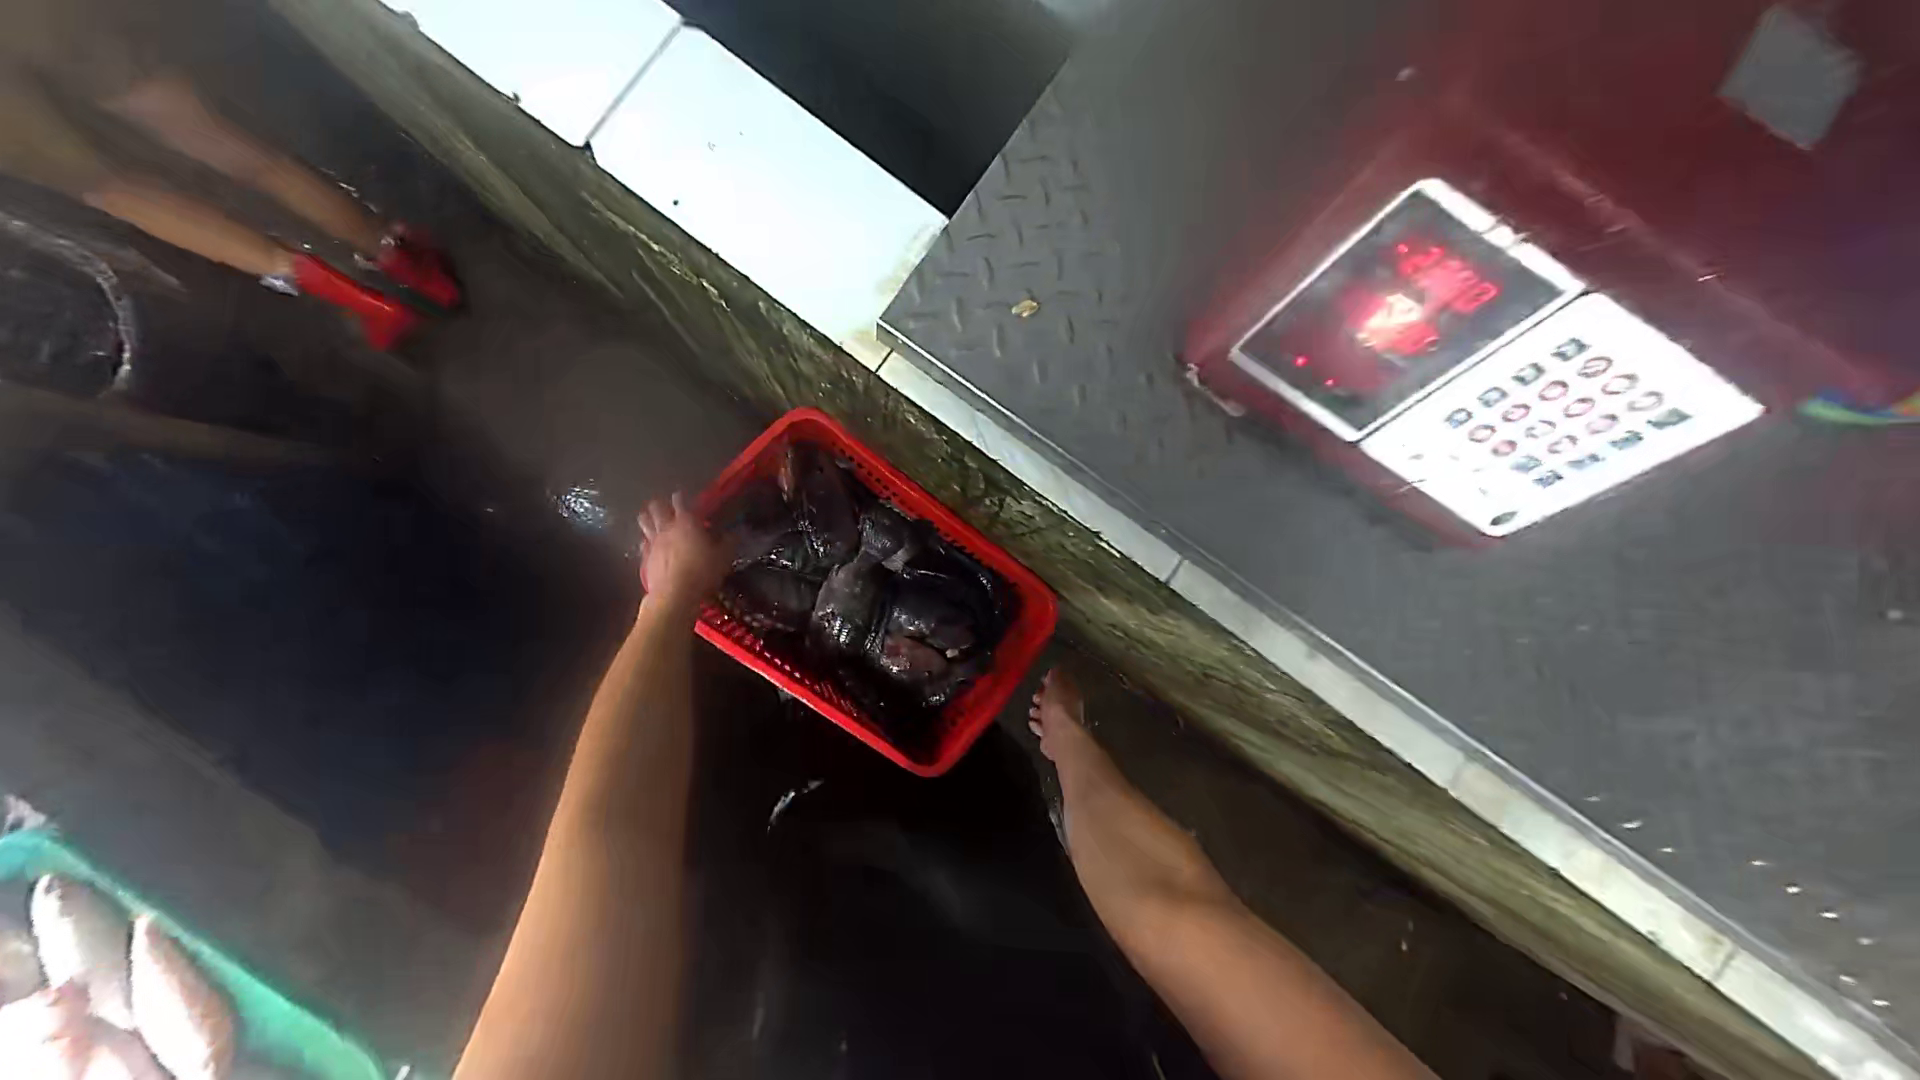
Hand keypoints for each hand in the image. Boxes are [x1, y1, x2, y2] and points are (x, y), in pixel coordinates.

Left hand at [639, 492, 727, 614]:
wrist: (675, 594)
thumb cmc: (703, 571)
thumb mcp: (723, 557)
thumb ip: (728, 542)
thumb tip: (734, 534)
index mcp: (687, 522)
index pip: (680, 501)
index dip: (681, 497)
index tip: (683, 496)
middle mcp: (667, 527)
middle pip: (657, 507)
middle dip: (661, 505)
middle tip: (666, 508)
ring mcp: (653, 541)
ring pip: (645, 521)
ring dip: (648, 518)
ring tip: (653, 519)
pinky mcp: (645, 557)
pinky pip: (643, 542)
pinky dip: (646, 540)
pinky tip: (650, 544)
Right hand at [1029, 667, 1095, 763]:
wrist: (1059, 734)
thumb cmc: (1058, 706)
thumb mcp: (1056, 684)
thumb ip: (1055, 676)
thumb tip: (1055, 668)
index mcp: (1071, 695)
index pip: (1062, 685)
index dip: (1051, 682)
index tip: (1041, 681)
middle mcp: (1068, 709)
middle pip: (1054, 701)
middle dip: (1042, 698)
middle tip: (1035, 698)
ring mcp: (1061, 724)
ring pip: (1047, 715)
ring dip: (1038, 712)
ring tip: (1032, 712)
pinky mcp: (1052, 736)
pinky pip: (1043, 728)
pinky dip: (1037, 725)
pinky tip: (1032, 723)